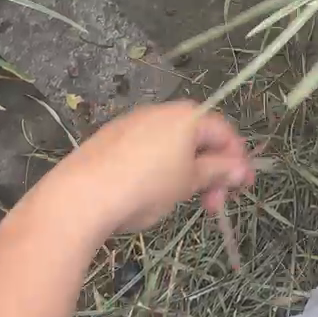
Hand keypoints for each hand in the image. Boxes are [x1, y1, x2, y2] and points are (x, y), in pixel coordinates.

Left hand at [20, 101, 255, 242]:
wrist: (75, 199)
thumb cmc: (144, 187)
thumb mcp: (189, 182)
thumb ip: (219, 172)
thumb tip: (240, 169)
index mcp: (188, 116)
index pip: (224, 132)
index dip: (237, 160)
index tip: (241, 187)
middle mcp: (162, 112)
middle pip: (198, 139)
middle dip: (211, 171)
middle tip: (212, 204)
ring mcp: (132, 124)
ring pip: (171, 146)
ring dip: (185, 172)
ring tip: (179, 201)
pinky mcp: (108, 141)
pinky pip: (145, 151)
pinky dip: (157, 168)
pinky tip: (148, 193)